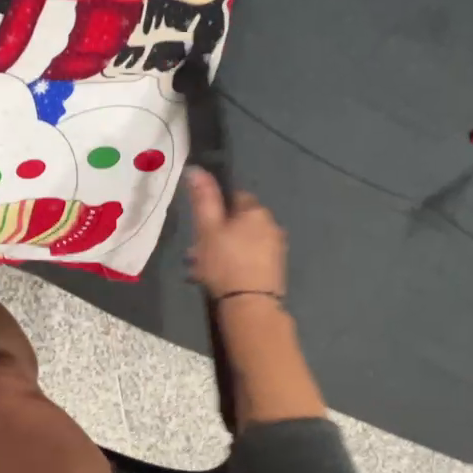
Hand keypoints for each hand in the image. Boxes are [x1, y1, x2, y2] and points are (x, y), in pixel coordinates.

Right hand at [185, 169, 285, 298]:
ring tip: (206, 269)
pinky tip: (223, 277)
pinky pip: (252, 258)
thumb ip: (203, 199)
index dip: (216, 209)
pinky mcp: (276, 268)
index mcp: (255, 211)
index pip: (235, 197)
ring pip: (245, 241)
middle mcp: (271, 225)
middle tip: (197, 252)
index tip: (202, 226)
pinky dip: (238, 263)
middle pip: (240, 221)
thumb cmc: (224, 262)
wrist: (250, 303)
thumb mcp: (207, 229)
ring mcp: (276, 248)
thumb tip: (196, 169)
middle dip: (220, 232)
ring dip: (226, 249)